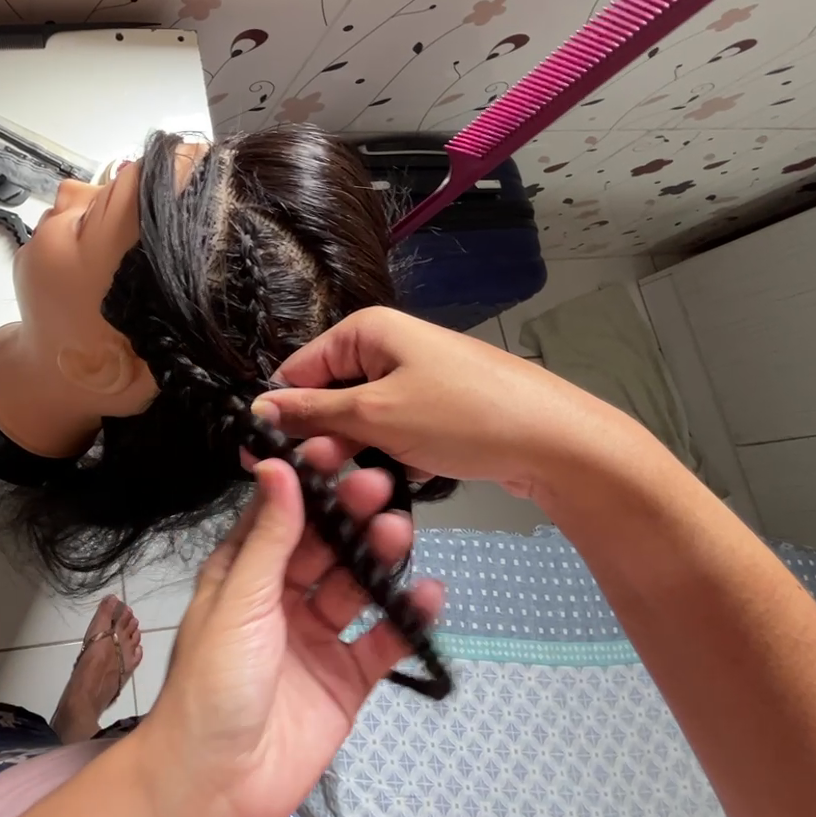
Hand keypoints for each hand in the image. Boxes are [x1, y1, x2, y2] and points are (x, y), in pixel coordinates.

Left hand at [130, 438, 442, 816]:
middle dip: (349, 514)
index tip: (335, 451)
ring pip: (354, 584)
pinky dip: (403, 618)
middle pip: (324, 545)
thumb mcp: (240, 599)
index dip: (307, 482)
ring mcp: (314, 636)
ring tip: (400, 533)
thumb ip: (268, 537)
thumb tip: (277, 468)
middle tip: (379, 487)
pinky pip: (380, 639)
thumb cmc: (210, 685)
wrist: (216, 782)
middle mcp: (280, 596)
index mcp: (243, 571)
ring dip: (378, 558)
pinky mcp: (344, 677)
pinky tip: (425, 596)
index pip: (281, 513)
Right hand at [256, 306, 646, 497]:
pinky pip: (394, 430)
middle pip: (330, 395)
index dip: (281, 413)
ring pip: (362, 420)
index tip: (265, 460)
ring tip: (371, 485)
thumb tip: (255, 409)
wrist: (560, 444)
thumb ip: (311, 413)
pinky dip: (393, 455)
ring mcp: (416, 378)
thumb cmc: (459, 416)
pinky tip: (407, 477)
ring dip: (359, 453)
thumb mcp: (374, 415)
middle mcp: (387, 347)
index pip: (298, 369)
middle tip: (322, 481)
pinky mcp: (438, 409)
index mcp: (365, 331)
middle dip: (324, 439)